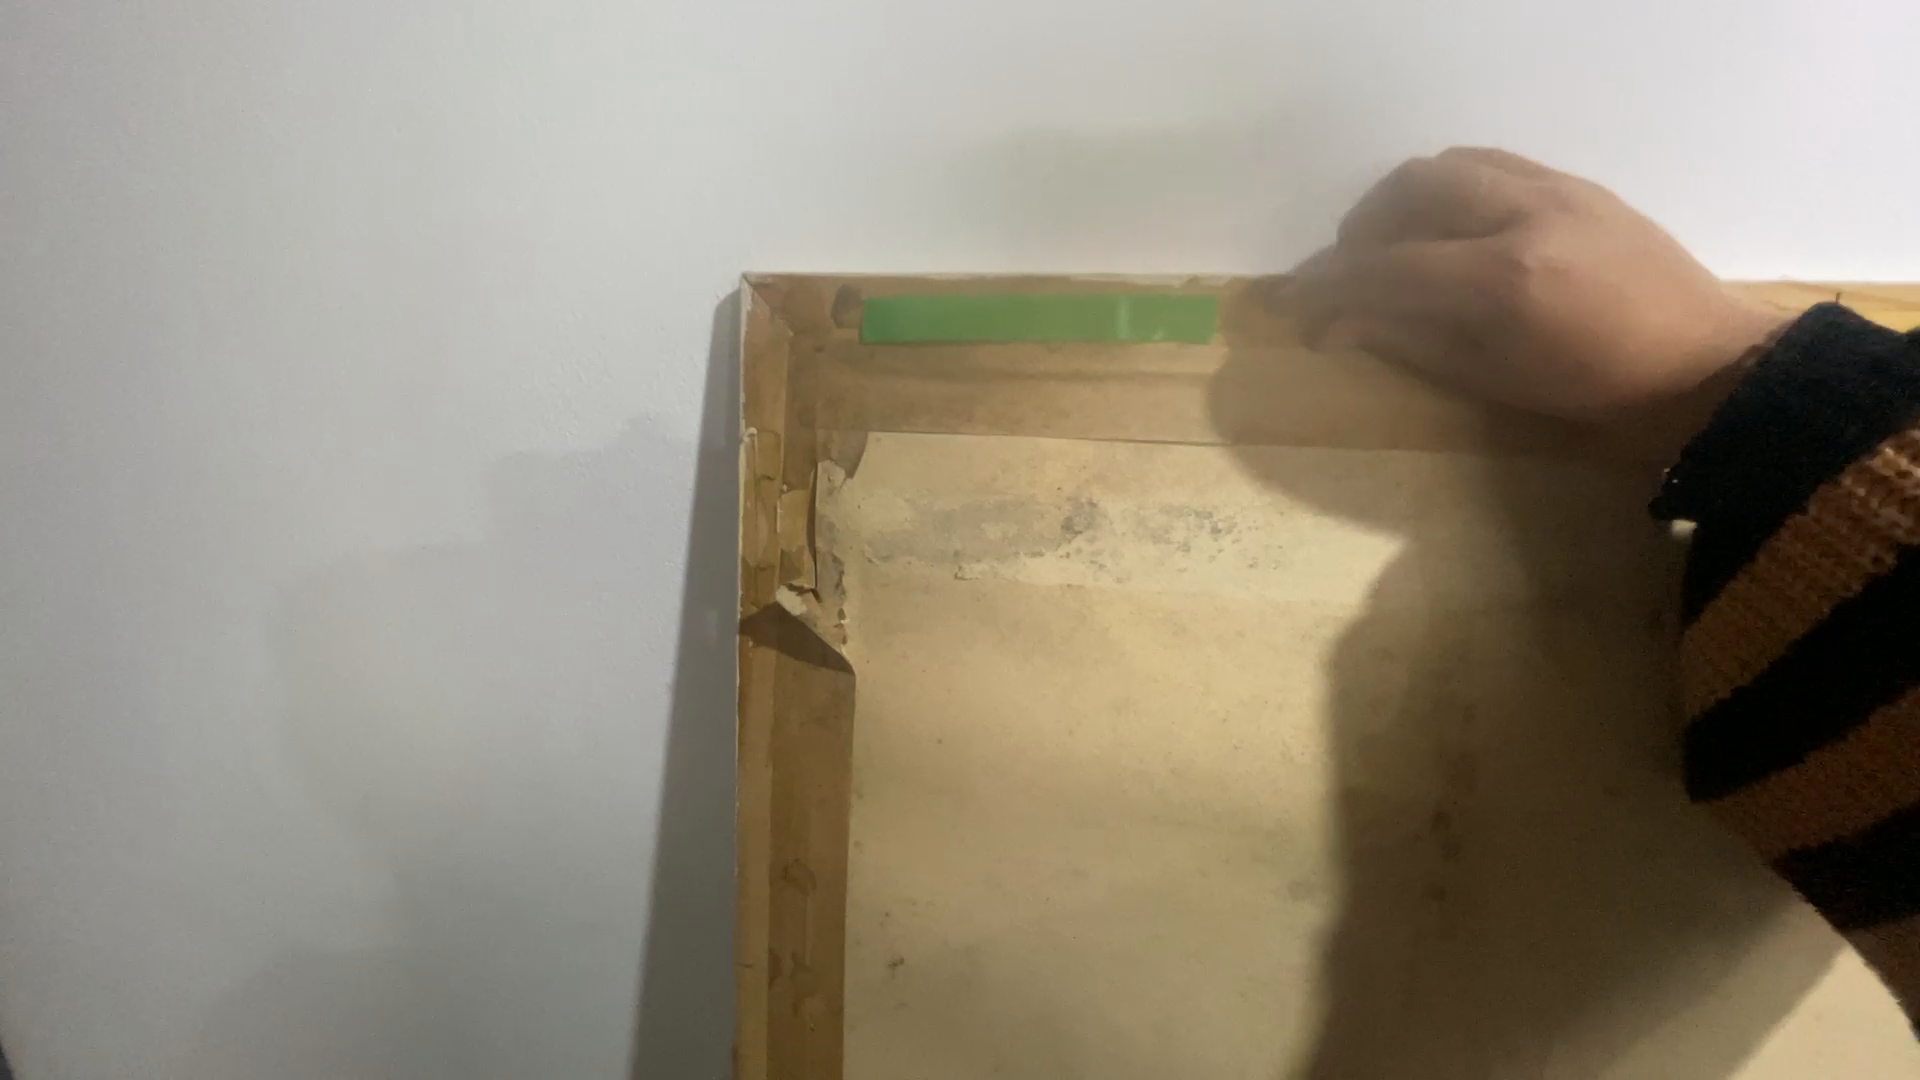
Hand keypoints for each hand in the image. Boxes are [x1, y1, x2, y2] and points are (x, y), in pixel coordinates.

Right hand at [1288, 148, 1795, 455]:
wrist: (1697, 361)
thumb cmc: (1582, 387)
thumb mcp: (1480, 375)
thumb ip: (1401, 338)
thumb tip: (1330, 326)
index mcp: (1501, 278)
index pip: (1385, 266)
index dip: (1326, 284)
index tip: (1289, 301)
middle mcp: (1524, 215)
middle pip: (1411, 188)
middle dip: (1360, 228)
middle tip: (1346, 269)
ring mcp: (1555, 190)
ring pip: (1449, 165)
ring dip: (1401, 200)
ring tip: (1390, 244)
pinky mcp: (1574, 184)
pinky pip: (1490, 164)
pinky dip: (1446, 190)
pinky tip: (1441, 229)